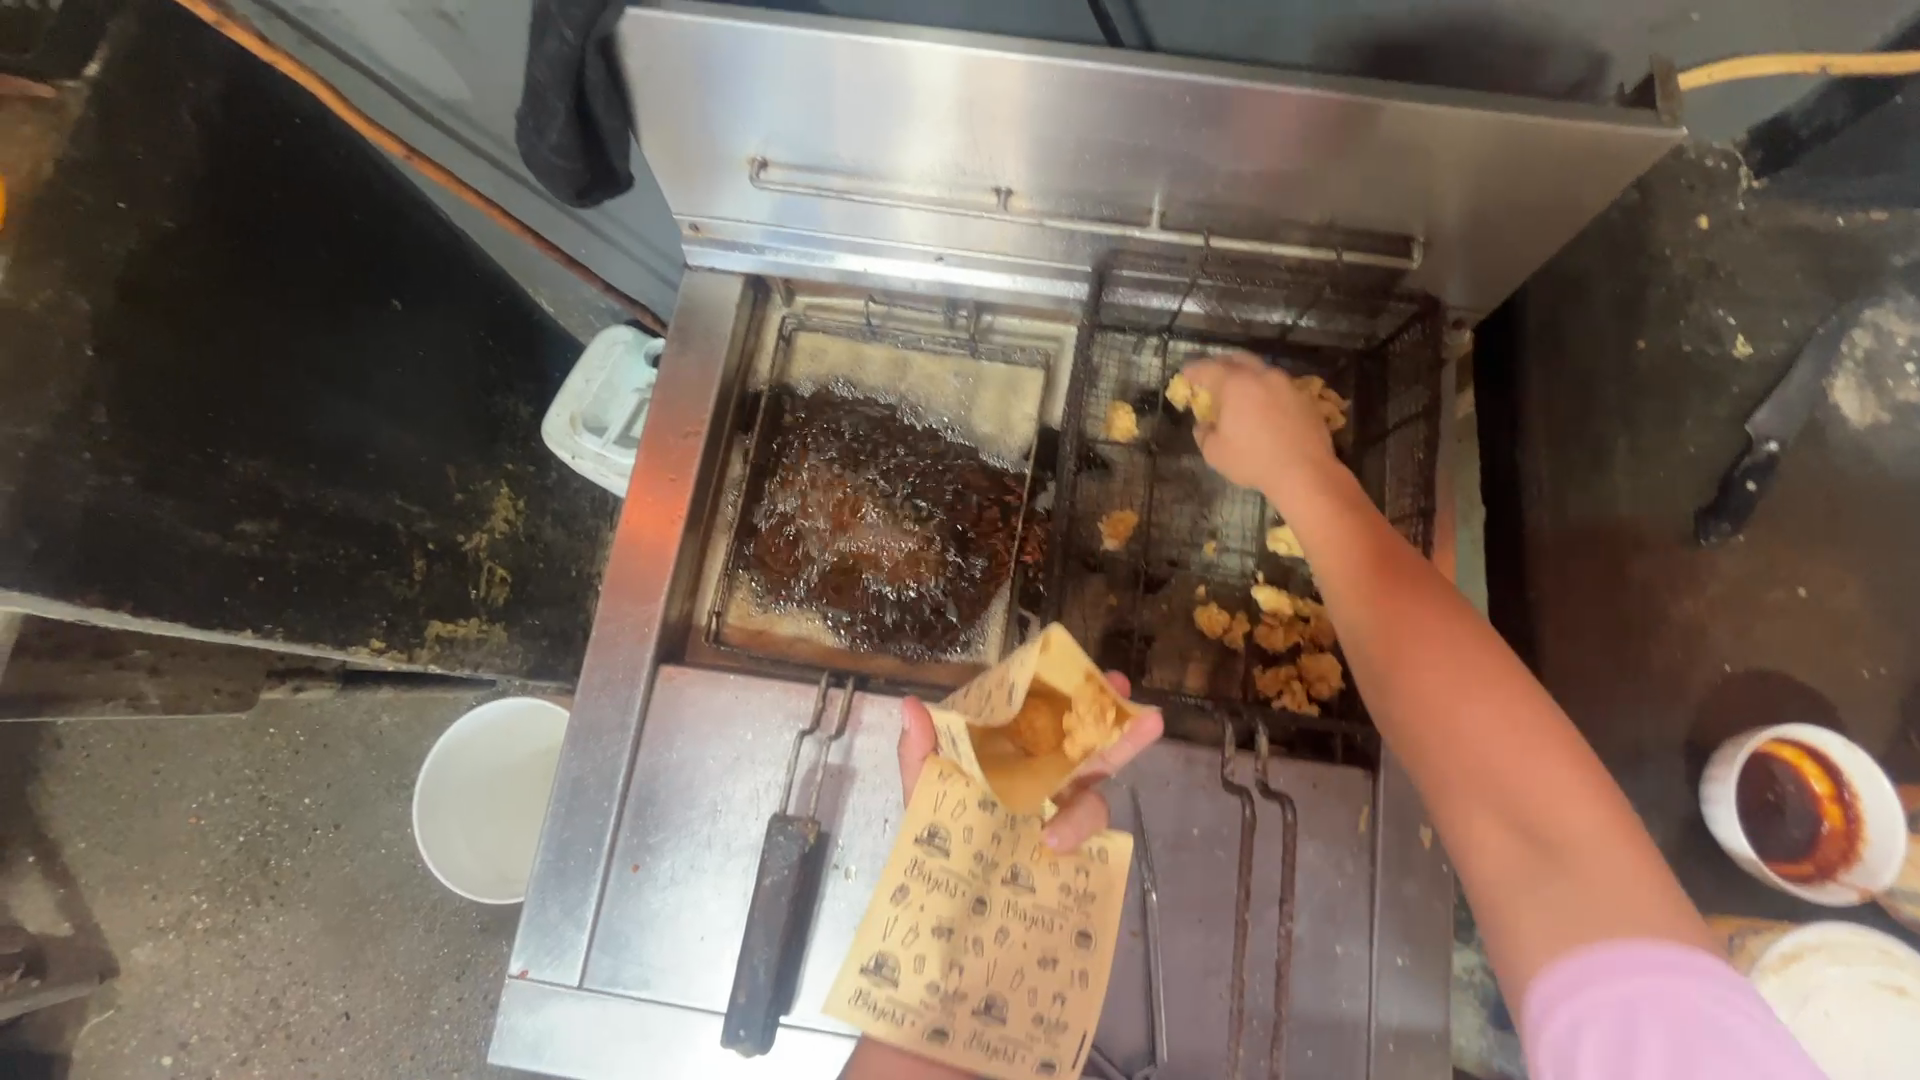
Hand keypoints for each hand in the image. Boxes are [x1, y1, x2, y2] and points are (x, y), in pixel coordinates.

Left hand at [897, 672, 1162, 851]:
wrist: (945, 914)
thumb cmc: (935, 840)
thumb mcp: (922, 795)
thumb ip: (918, 755)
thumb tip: (910, 704)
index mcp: (1008, 753)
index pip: (1042, 713)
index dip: (1068, 692)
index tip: (1094, 676)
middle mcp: (1040, 774)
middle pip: (1084, 741)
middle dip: (1109, 720)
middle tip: (1129, 699)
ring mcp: (1058, 811)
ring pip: (1094, 786)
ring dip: (1091, 800)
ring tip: (1058, 828)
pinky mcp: (1072, 850)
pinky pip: (1090, 835)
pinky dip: (1076, 834)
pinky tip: (1055, 846)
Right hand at [1180, 352, 1337, 496]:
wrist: (1304, 471)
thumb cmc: (1252, 461)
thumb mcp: (1214, 452)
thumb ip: (1203, 433)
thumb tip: (1204, 424)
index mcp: (1235, 385)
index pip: (1208, 368)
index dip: (1193, 371)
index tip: (1185, 376)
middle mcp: (1262, 377)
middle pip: (1238, 359)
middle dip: (1221, 364)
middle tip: (1211, 377)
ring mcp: (1287, 385)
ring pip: (1262, 371)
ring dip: (1247, 378)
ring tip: (1239, 394)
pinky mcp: (1305, 398)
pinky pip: (1279, 388)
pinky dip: (1266, 392)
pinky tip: (1264, 409)